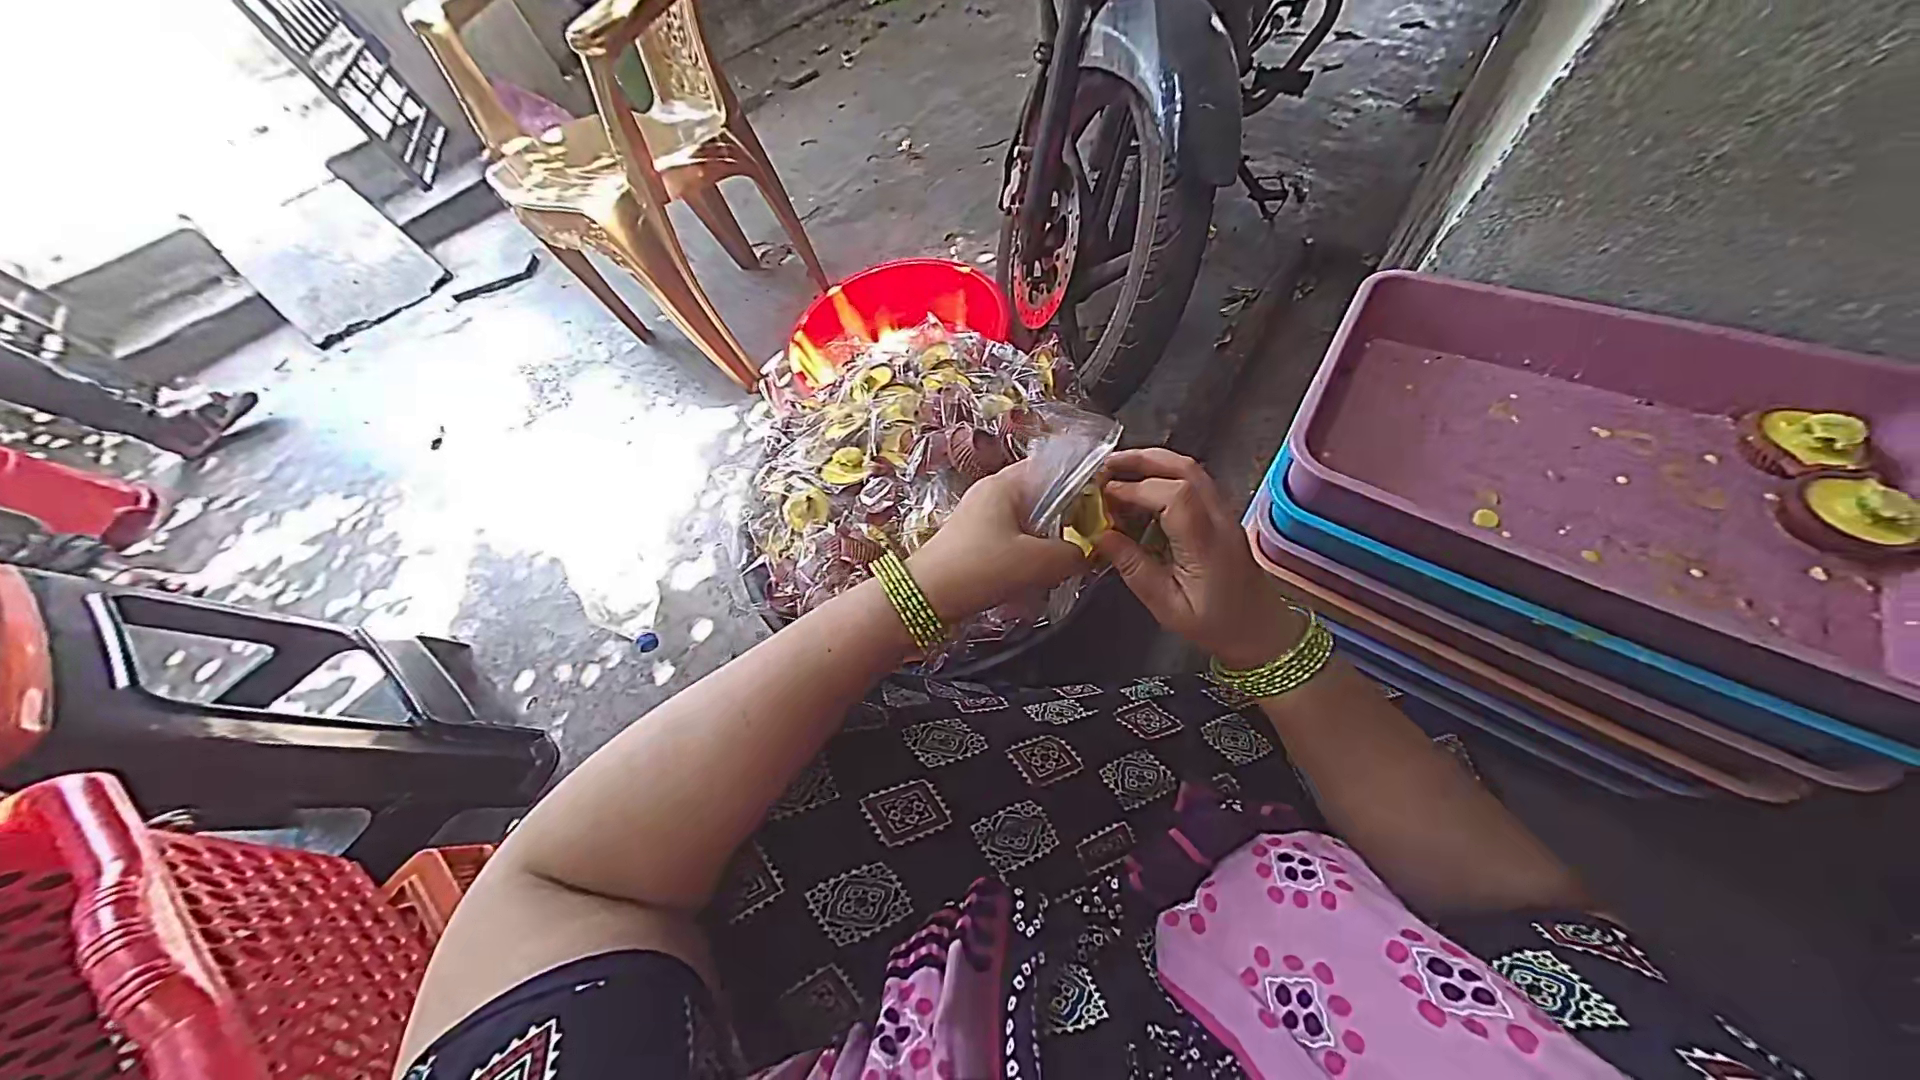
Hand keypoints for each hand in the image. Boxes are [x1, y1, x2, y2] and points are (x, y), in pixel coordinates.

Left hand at [907, 459, 1088, 620]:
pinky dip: (1028, 556)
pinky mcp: (975, 542)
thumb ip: (1073, 554)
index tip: (1103, 506)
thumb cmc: (979, 570)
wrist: (923, 599)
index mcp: (1006, 484)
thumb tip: (1084, 554)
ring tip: (1060, 565)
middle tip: (1085, 542)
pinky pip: (1014, 541)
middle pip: (1044, 497)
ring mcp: (982, 518)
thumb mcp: (1038, 562)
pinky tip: (1034, 578)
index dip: (1083, 483)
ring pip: (1030, 523)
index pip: (1055, 466)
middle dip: (1067, 520)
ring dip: (1047, 543)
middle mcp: (993, 494)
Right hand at [1094, 448, 1305, 668]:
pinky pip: (1193, 481)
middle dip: (1141, 460)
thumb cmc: (1215, 624)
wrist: (1261, 629)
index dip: (1135, 489)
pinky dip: (1163, 474)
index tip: (1105, 496)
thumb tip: (1102, 537)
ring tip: (1117, 470)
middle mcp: (1219, 519)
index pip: (1174, 496)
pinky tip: (1141, 486)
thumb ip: (1134, 569)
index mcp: (1206, 544)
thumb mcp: (1167, 607)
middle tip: (1105, 466)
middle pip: (1185, 469)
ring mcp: (1224, 513)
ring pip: (1191, 469)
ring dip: (1152, 463)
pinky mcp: (1221, 514)